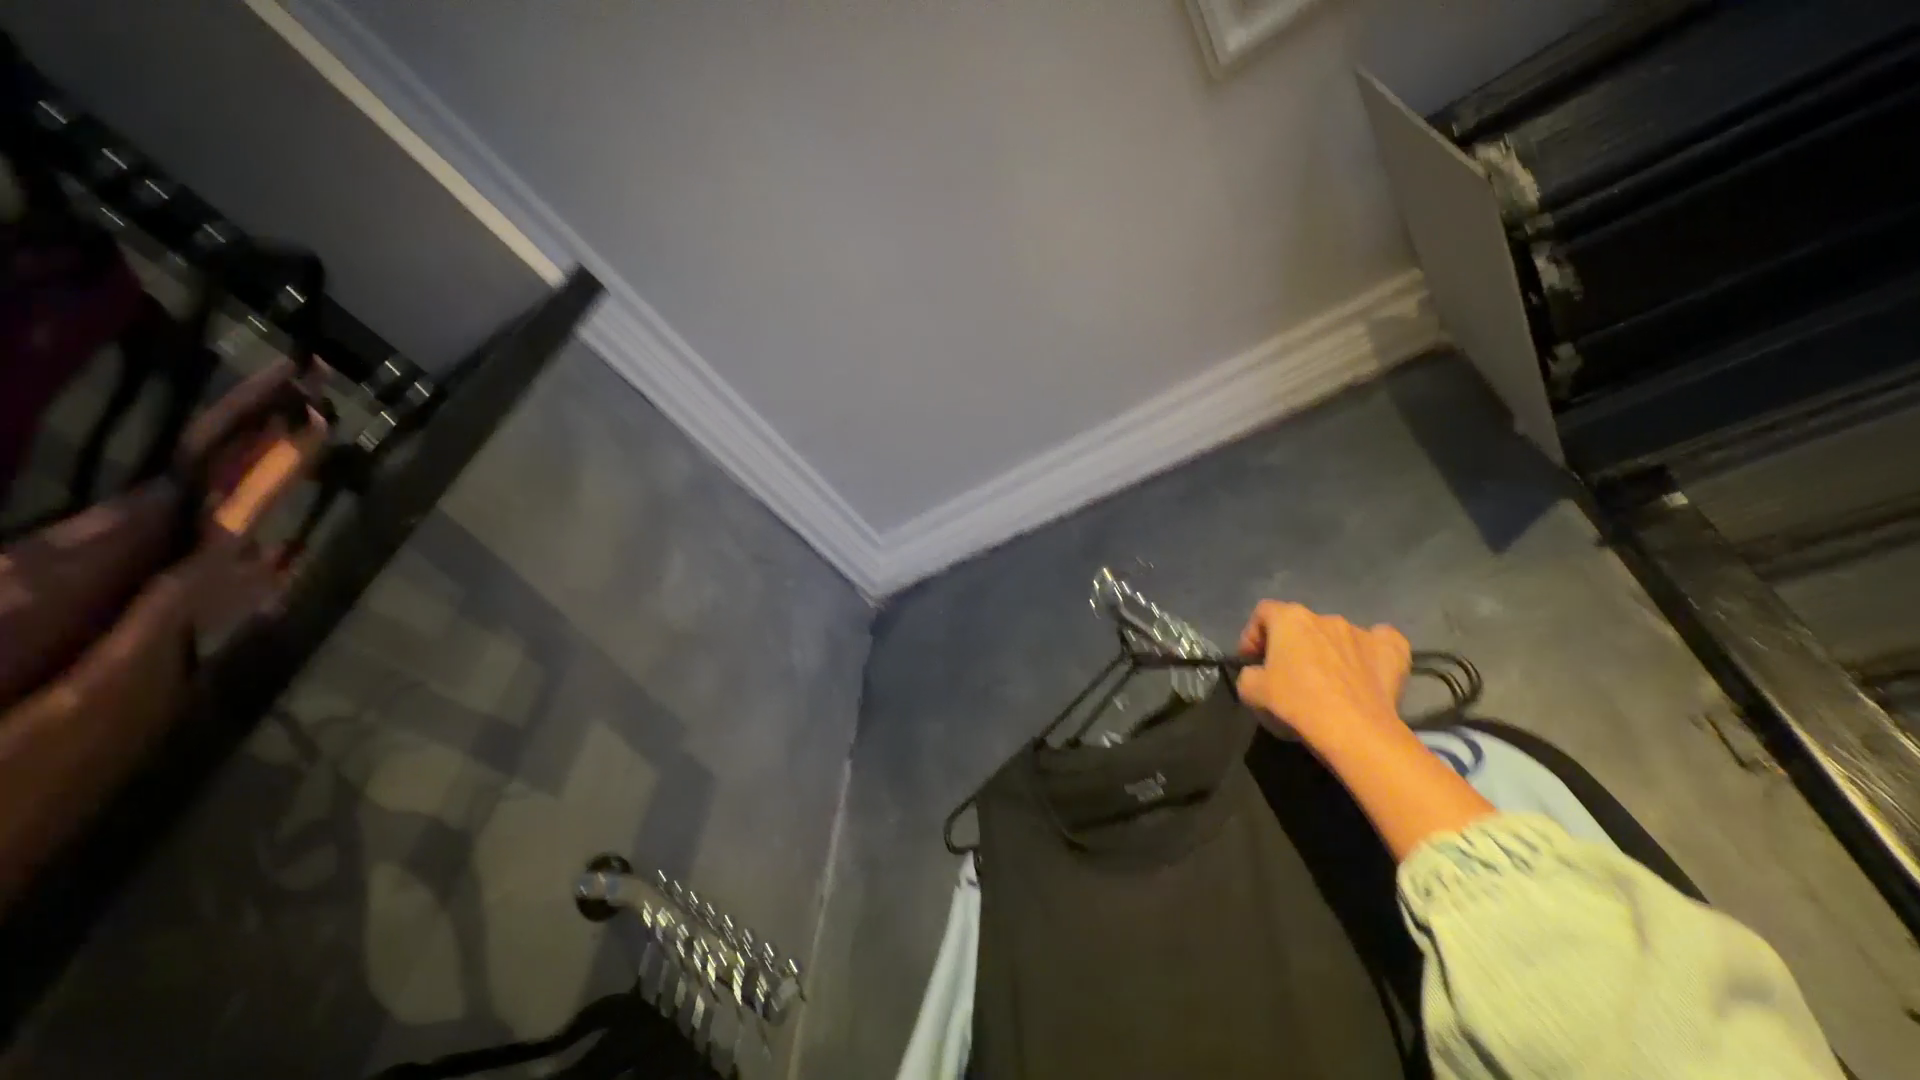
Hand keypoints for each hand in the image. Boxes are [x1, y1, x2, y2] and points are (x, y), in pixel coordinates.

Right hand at [1234, 601, 1411, 745]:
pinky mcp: (1393, 650)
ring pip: (1338, 636)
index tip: (1252, 660)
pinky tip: (1366, 670)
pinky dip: (1369, 653)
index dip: (1253, 634)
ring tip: (1328, 681)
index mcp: (1291, 619)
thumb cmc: (1296, 704)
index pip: (1264, 613)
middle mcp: (1327, 617)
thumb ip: (1249, 674)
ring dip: (1328, 651)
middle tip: (1288, 675)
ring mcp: (1362, 632)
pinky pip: (1379, 642)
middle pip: (1302, 625)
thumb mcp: (1250, 692)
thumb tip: (1259, 674)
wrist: (1354, 730)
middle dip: (1293, 645)